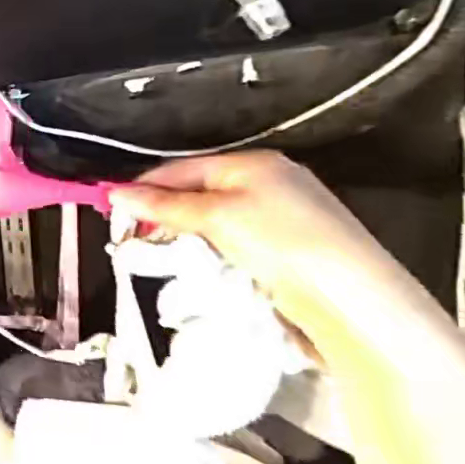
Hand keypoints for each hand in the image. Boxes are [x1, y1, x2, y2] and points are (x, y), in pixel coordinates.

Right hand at [109, 151, 434, 353]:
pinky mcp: (281, 248)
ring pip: (207, 220)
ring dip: (180, 237)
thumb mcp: (217, 218)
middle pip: (192, 193)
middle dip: (160, 215)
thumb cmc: (283, 243)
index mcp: (251, 164)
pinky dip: (205, 252)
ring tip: (157, 257)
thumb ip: (165, 205)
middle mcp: (264, 182)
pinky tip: (194, 267)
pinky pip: (226, 242)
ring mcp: (275, 215)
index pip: (178, 169)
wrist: (352, 300)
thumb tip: (115, 193)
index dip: (143, 189)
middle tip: (131, 242)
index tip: (111, 215)